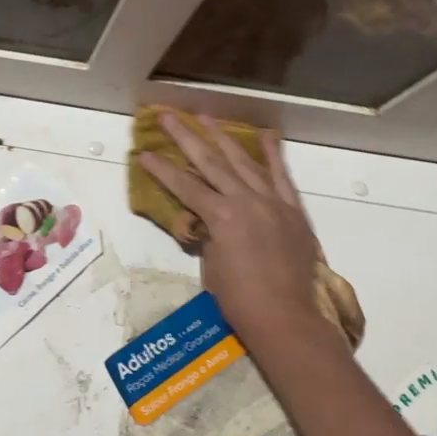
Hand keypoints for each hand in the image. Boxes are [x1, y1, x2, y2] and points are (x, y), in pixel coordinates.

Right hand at [136, 113, 325, 338]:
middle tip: (168, 116)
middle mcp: (246, 201)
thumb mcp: (211, 264)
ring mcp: (272, 203)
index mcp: (221, 216)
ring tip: (205, 116)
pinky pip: (281, 177)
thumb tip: (209, 220)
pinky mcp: (292, 211)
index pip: (185, 185)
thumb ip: (209, 233)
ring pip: (243, 162)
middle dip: (186, 137)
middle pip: (210, 162)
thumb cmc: (239, 300)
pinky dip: (273, 155)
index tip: (144, 152)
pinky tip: (265, 135)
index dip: (162, 169)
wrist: (286, 319)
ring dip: (222, 137)